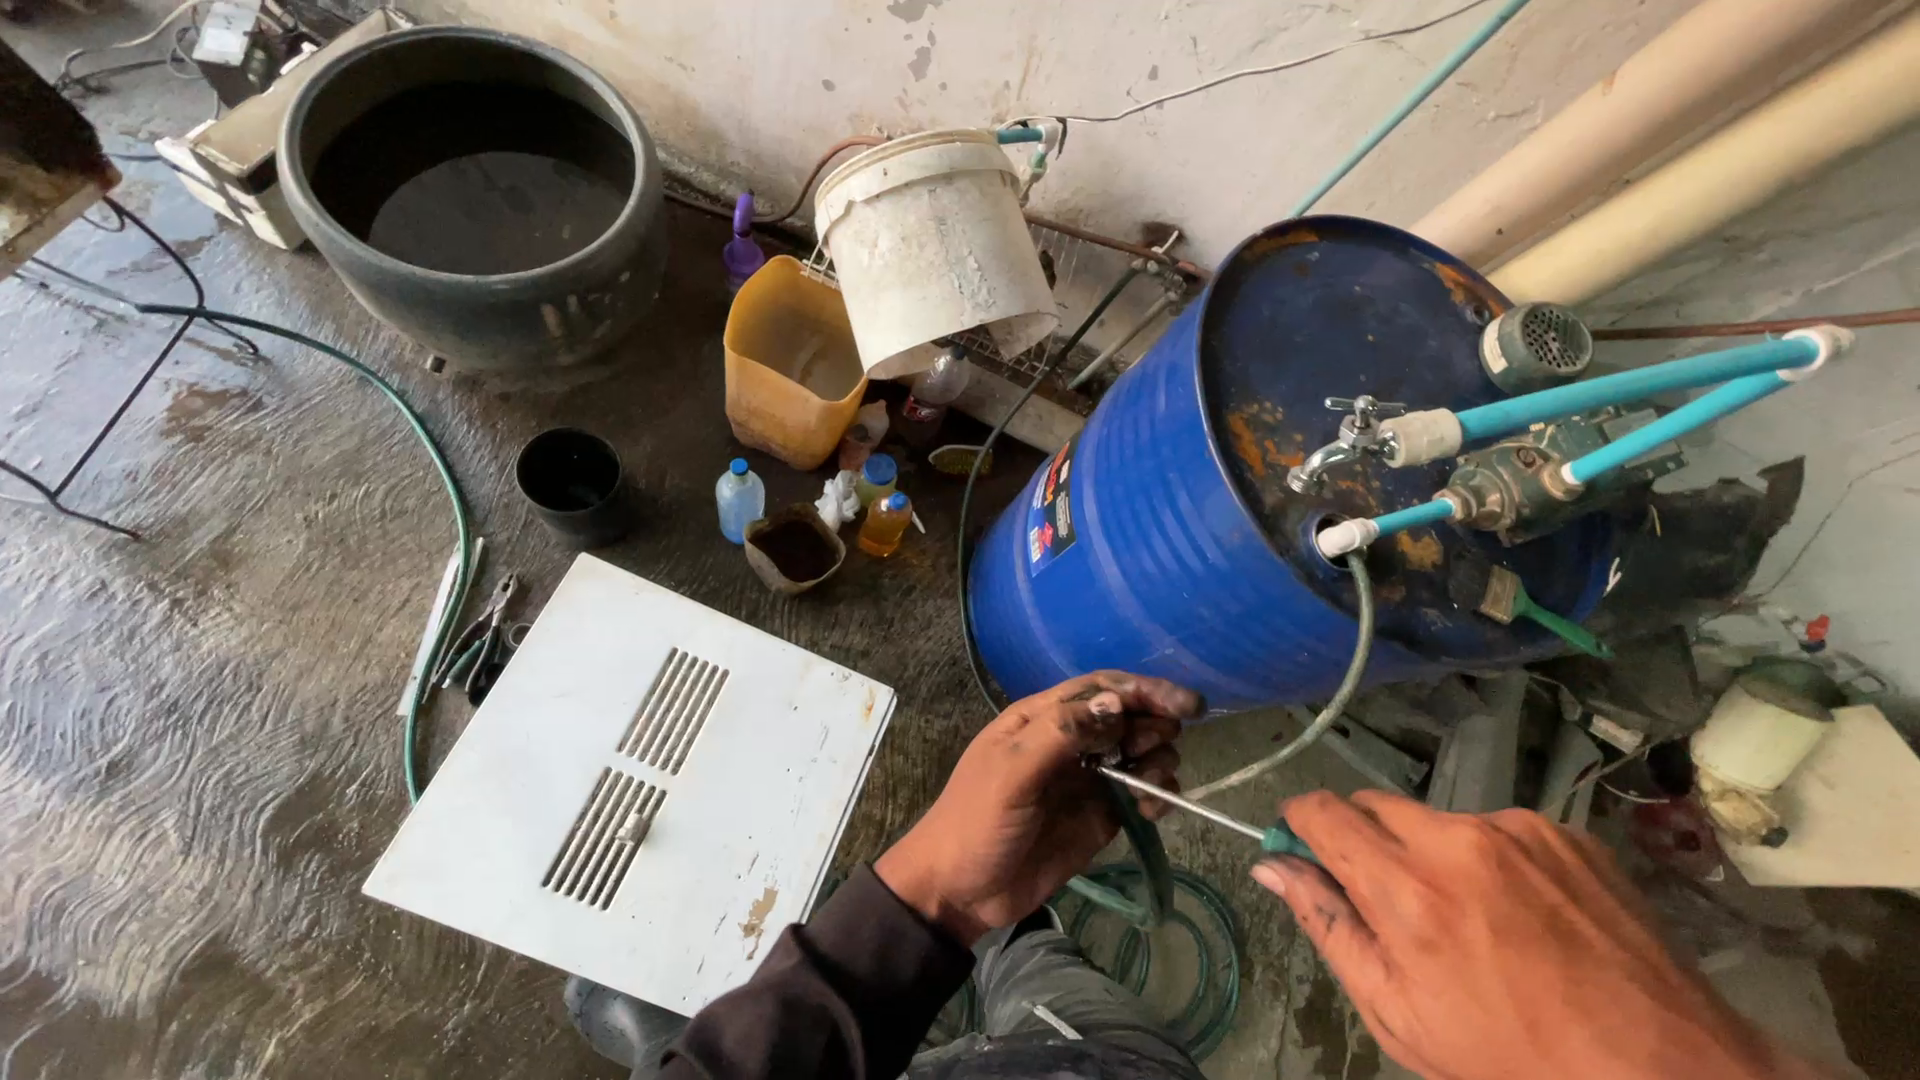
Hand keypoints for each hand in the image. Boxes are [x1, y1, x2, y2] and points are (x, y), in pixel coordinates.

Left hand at [874, 672, 1201, 945]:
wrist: (961, 891)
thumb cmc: (977, 821)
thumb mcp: (1012, 772)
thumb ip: (1062, 733)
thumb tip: (1118, 702)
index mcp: (1040, 719)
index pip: (1100, 689)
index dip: (1143, 690)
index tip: (1187, 704)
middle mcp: (1068, 742)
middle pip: (1126, 717)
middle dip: (1153, 725)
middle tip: (1155, 749)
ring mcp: (1086, 779)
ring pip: (1138, 752)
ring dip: (1156, 760)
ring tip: (1148, 784)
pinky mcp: (1099, 815)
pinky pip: (1139, 793)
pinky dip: (1155, 794)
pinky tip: (1151, 809)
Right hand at [1253, 791, 1818, 1079]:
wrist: (1673, 1078)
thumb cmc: (1512, 1061)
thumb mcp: (1398, 1015)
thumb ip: (1327, 926)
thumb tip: (1272, 867)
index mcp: (1406, 891)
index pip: (1320, 811)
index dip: (1299, 823)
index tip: (1303, 850)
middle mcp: (1454, 840)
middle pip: (1370, 803)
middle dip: (1362, 839)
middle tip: (1388, 898)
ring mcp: (1515, 829)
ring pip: (1433, 817)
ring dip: (1427, 850)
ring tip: (1471, 915)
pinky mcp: (1564, 832)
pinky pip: (1494, 827)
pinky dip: (1486, 856)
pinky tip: (1523, 911)